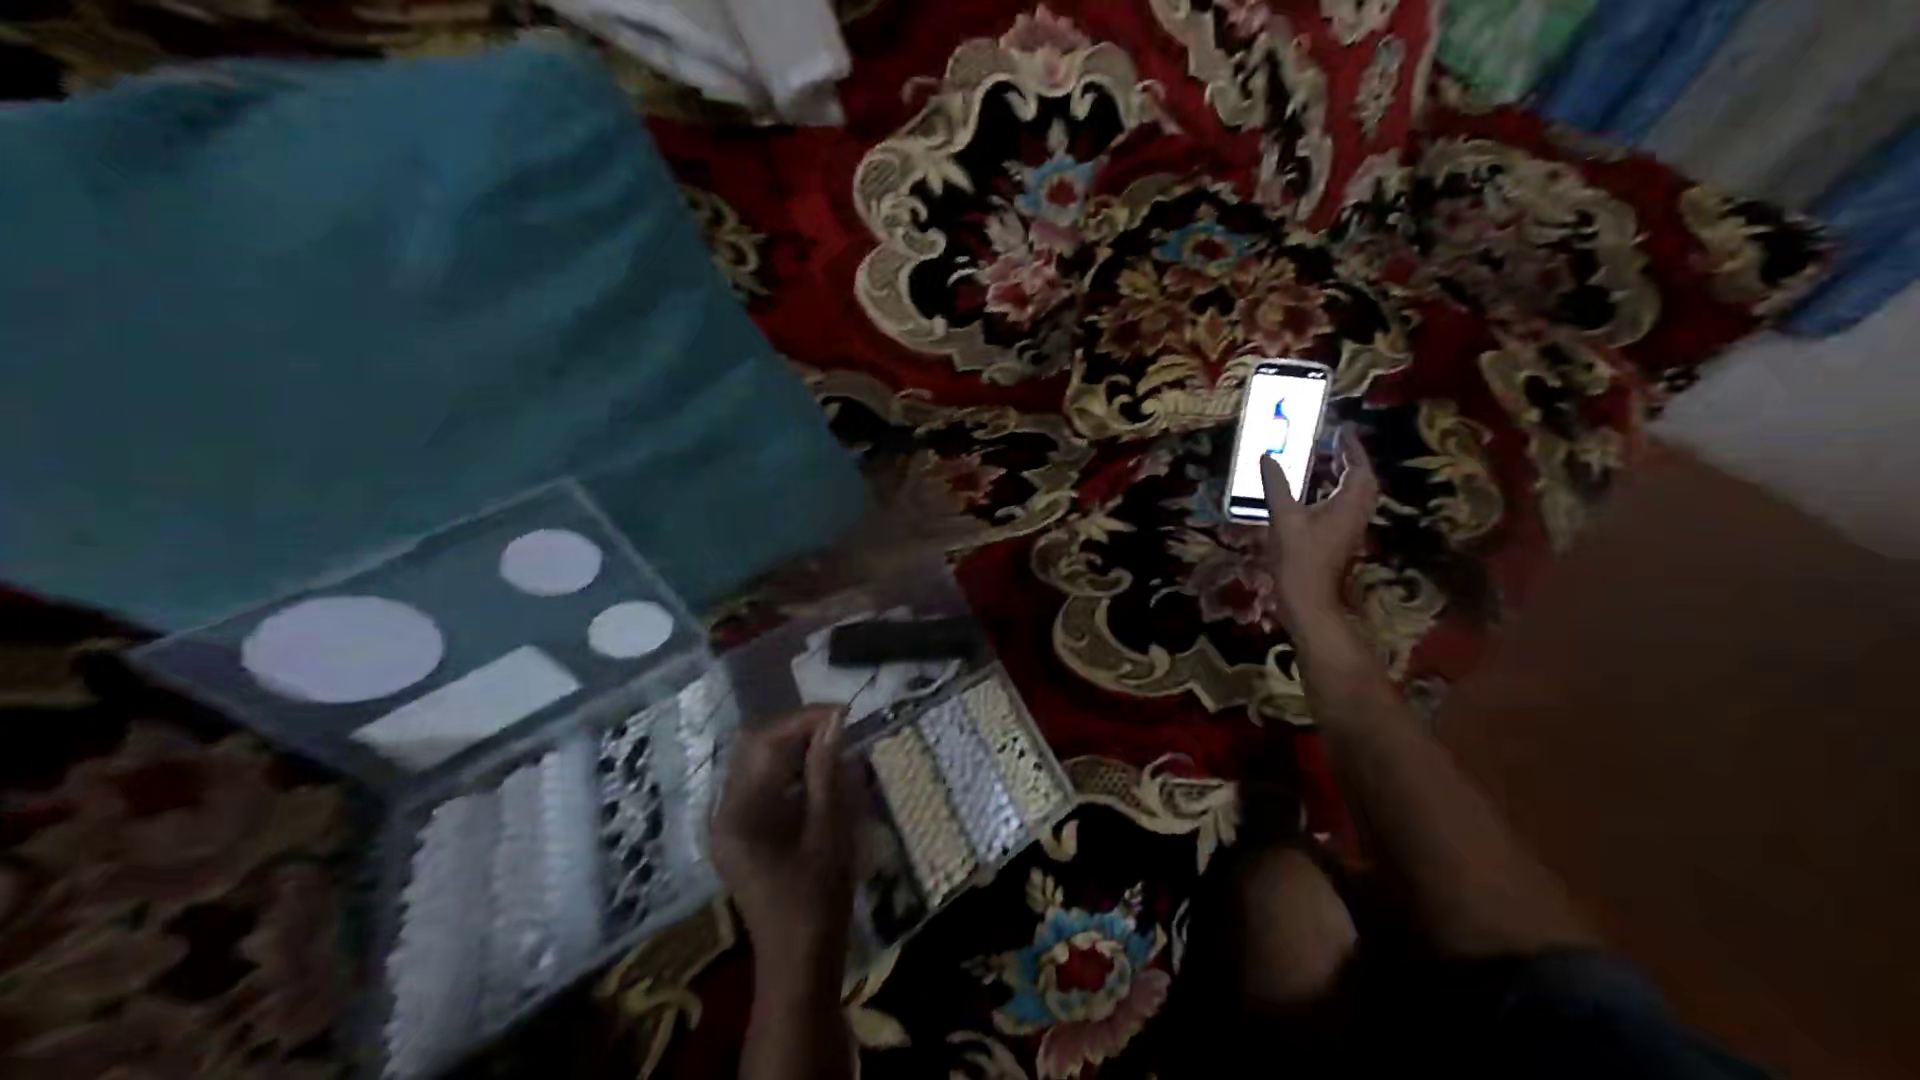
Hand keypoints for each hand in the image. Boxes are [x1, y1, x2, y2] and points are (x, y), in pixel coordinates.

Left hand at [712, 706, 855, 973]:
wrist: (799, 960)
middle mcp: (724, 810)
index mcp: (739, 812)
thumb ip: (827, 772)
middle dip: (799, 729)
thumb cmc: (818, 898)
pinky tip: (819, 772)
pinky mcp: (741, 832)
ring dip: (795, 748)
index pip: (765, 743)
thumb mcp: (829, 829)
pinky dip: (790, 771)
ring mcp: (729, 822)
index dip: (805, 720)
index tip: (844, 712)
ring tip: (835, 743)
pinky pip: (762, 785)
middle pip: (756, 748)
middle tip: (841, 724)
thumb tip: (834, 722)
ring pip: (758, 763)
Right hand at [1260, 426, 1378, 626]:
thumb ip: (1276, 485)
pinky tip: (1316, 492)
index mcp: (1349, 504)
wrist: (1308, 600)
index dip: (1351, 448)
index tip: (1341, 430)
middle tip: (1333, 443)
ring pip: (1355, 494)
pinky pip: (1345, 506)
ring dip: (1344, 475)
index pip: (1359, 468)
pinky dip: (1335, 491)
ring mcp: (1350, 528)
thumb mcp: (1283, 518)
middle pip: (1362, 479)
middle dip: (1350, 459)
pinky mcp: (1340, 538)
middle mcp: (1356, 513)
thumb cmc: (1299, 558)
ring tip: (1325, 461)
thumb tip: (1267, 456)